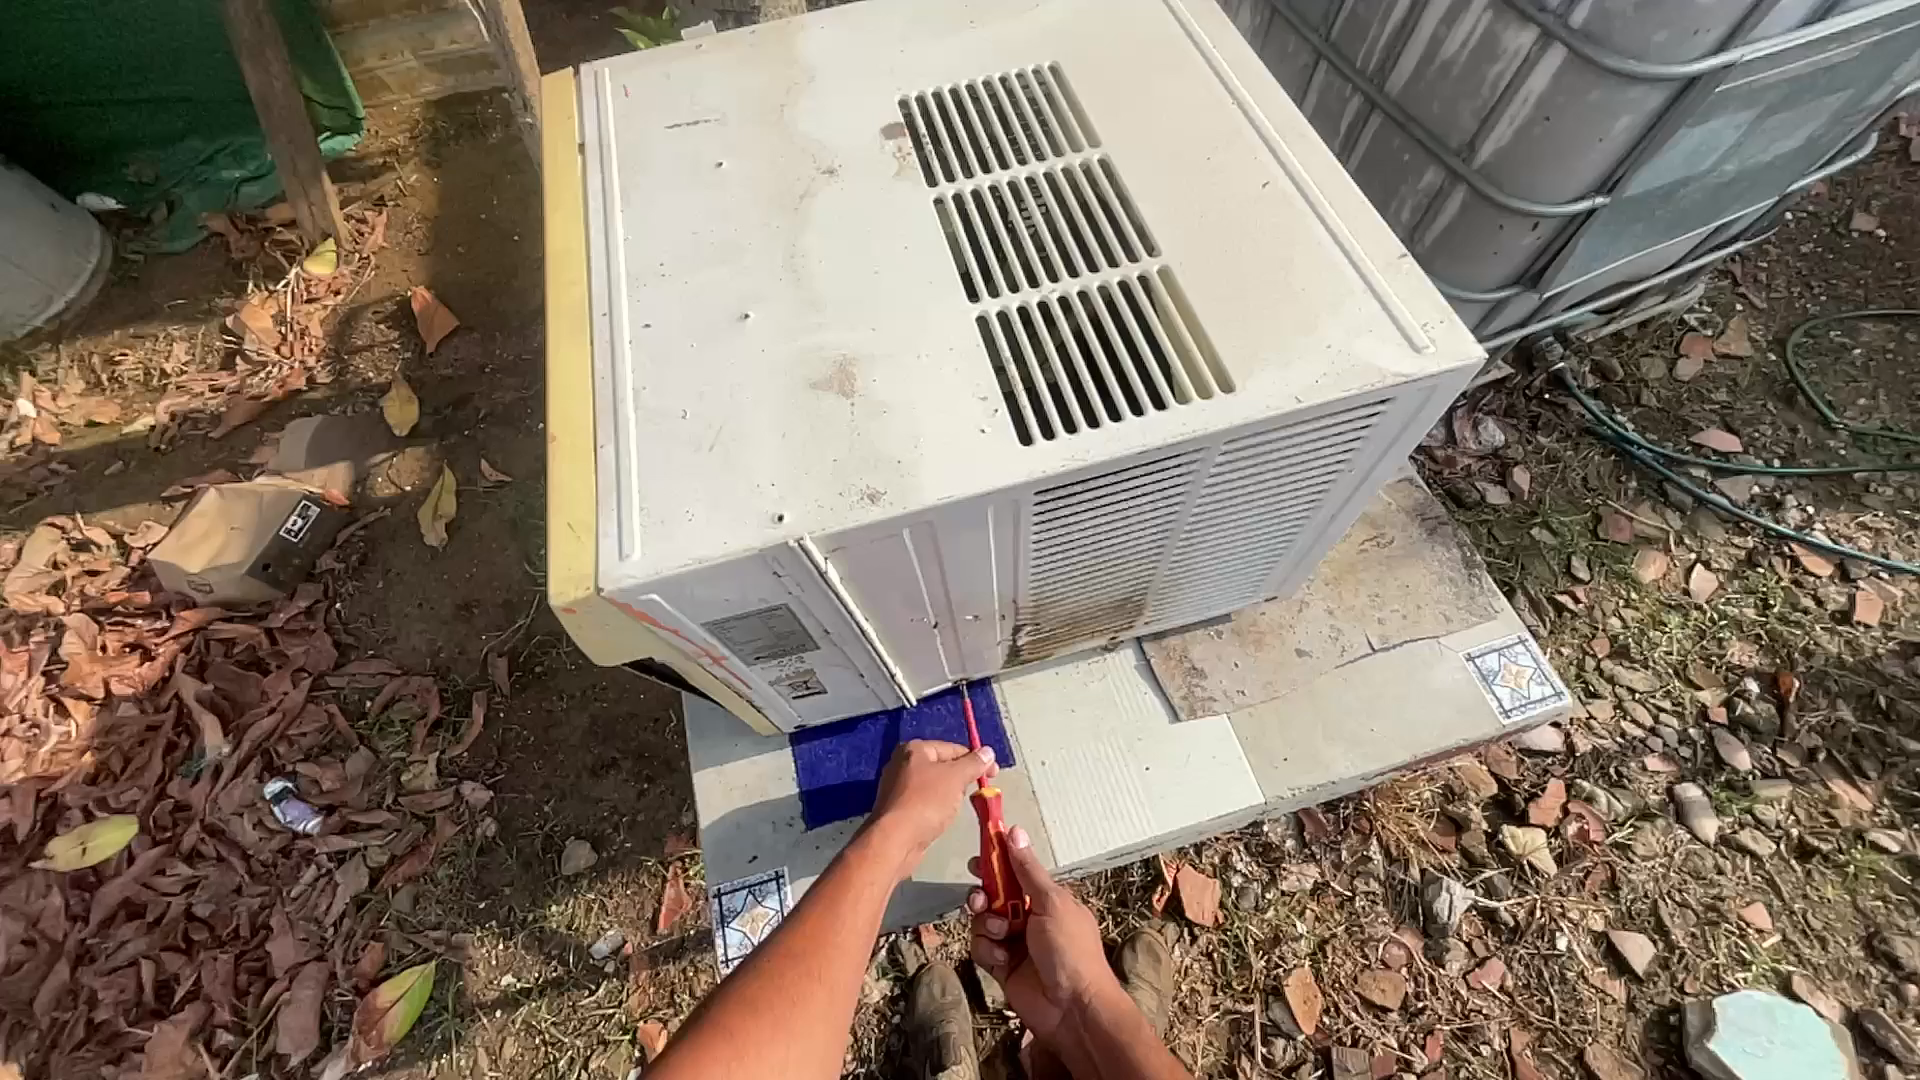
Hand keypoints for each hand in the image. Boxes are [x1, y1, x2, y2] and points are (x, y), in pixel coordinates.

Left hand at [865, 740, 995, 879]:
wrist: (895, 840)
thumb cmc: (926, 802)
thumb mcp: (956, 778)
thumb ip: (973, 763)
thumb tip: (988, 751)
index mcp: (914, 749)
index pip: (953, 748)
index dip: (976, 759)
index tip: (994, 774)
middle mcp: (902, 763)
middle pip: (942, 766)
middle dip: (962, 778)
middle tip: (977, 791)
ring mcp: (897, 787)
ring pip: (934, 786)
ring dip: (950, 795)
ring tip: (957, 807)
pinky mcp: (897, 809)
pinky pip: (924, 802)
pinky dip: (936, 807)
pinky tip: (941, 818)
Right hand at [968, 825, 1117, 1041]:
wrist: (1073, 1010)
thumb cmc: (1069, 949)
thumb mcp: (1051, 902)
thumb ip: (1027, 869)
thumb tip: (1014, 830)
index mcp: (1045, 898)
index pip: (1014, 872)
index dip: (995, 863)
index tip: (977, 859)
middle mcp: (1028, 916)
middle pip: (993, 895)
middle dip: (984, 896)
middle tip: (982, 901)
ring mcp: (1014, 942)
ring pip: (983, 921)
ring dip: (988, 925)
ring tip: (1002, 935)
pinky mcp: (1001, 967)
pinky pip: (981, 947)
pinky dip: (988, 950)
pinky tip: (1002, 959)